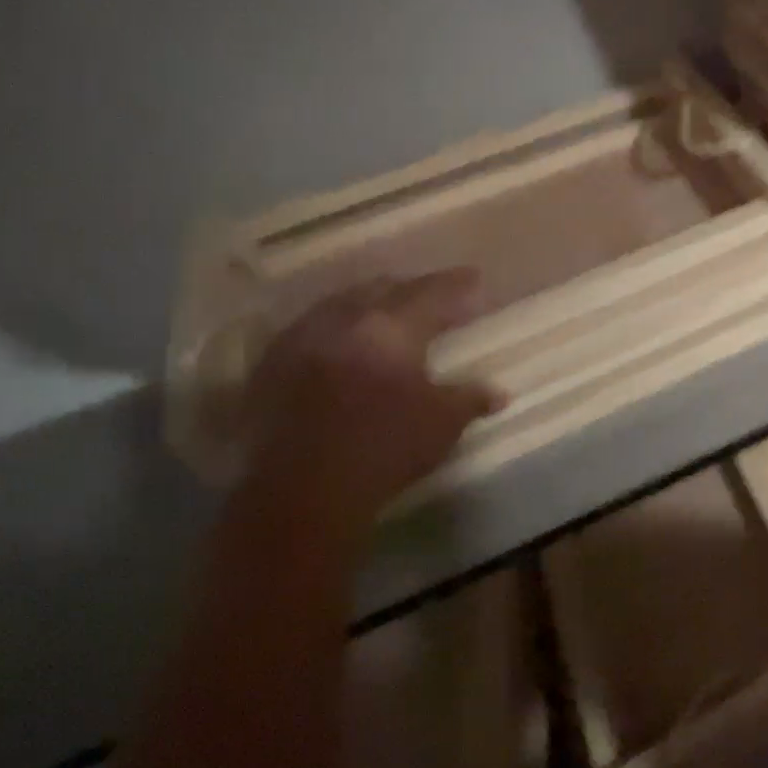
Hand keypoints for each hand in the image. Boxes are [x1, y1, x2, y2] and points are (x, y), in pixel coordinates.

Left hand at [241, 270, 502, 520]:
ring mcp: (300, 340)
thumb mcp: (443, 423)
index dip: (456, 284)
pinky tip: (341, 343)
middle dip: (407, 288)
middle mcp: (343, 321)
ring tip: (383, 313)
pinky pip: (309, 330)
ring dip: (365, 304)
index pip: (431, 292)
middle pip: (380, 289)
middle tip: (429, 295)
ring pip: (338, 304)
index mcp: (391, 328)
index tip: (474, 277)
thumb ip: (471, 399)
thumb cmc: (386, 448)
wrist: (302, 490)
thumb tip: (499, 392)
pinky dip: (333, 328)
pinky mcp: (268, 367)